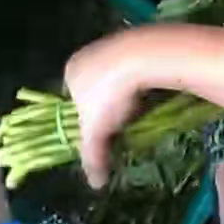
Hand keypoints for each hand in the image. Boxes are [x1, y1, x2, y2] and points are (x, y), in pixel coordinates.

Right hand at [65, 27, 174, 189]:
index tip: (102, 131)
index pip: (73, 99)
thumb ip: (93, 157)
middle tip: (122, 123)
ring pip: (117, 75)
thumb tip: (96, 184)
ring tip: (139, 110)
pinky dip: (141, 79)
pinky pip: (136, 65)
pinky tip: (151, 92)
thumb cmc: (111, 94)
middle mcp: (89, 52)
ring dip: (126, 92)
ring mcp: (114, 43)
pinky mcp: (138, 39)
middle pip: (95, 87)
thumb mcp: (97, 132)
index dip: (86, 119)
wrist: (144, 56)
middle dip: (108, 105)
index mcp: (71, 71)